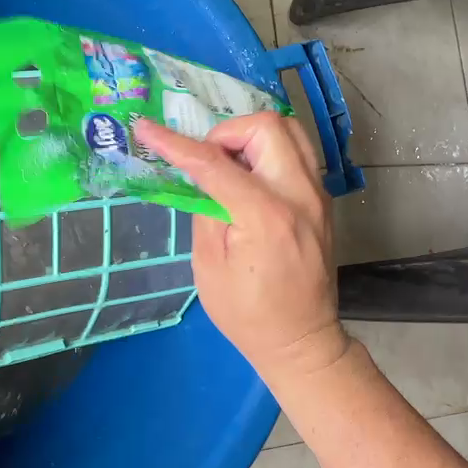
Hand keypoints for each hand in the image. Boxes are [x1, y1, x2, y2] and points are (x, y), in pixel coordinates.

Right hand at [137, 112, 348, 380]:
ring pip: (289, 130)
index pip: (213, 162)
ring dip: (251, 138)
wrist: (301, 340)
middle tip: (208, 163)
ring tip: (230, 168)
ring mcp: (318, 195)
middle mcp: (300, 195)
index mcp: (265, 215)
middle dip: (226, 134)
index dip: (174, 143)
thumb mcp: (208, 264)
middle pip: (265, 126)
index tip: (145, 128)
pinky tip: (249, 181)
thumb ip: (204, 209)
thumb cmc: (246, 312)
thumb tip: (198, 175)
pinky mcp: (322, 200)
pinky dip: (268, 152)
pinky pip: (297, 152)